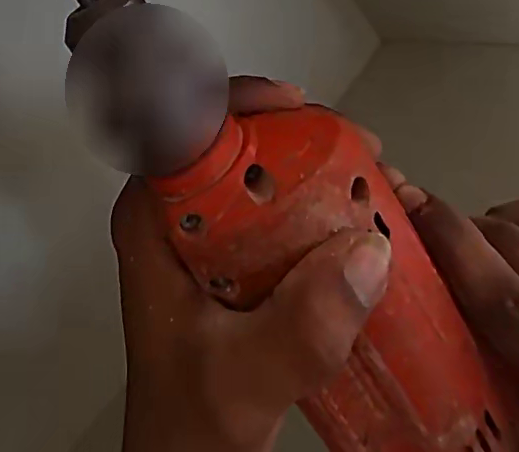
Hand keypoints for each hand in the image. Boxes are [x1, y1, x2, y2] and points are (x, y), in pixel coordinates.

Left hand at [113, 77, 392, 451]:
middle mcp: (177, 209)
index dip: (237, 100)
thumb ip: (298, 329)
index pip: (182, 125)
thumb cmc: (187, 422)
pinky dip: (318, 195)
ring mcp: (206, 226)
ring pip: (258, 164)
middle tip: (353, 144)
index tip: (293, 104)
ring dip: (313, 158)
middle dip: (296, 129)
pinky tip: (356, 211)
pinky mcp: (234, 248)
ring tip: (365, 173)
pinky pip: (277, 201)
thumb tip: (365, 256)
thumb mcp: (242, 380)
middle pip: (231, 135)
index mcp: (152, 217)